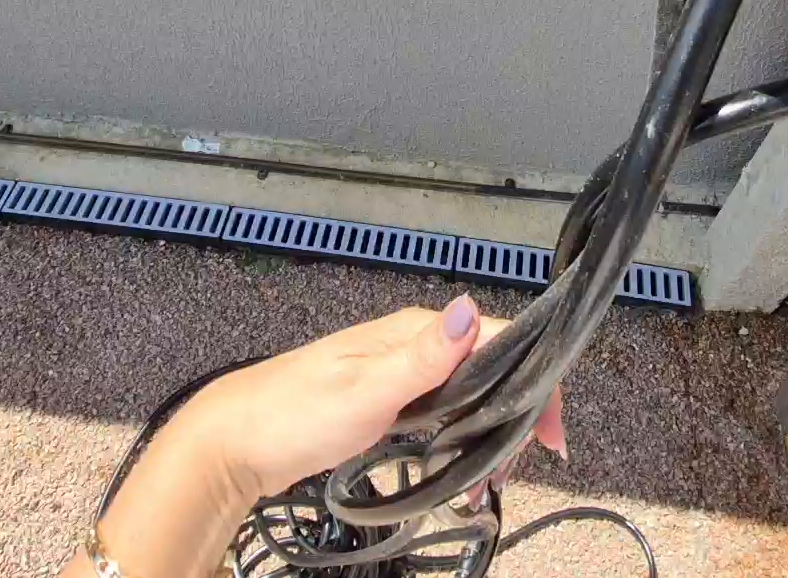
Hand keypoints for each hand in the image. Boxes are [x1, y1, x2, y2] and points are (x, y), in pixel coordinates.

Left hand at [170, 296, 566, 499]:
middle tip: (515, 469)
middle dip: (514, 411)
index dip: (533, 377)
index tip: (551, 435)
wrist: (237, 441)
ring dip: (489, 430)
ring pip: (468, 391)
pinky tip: (461, 472)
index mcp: (416, 330)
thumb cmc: (300, 414)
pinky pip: (442, 411)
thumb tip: (471, 306)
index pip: (496, 336)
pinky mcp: (391, 398)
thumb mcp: (366, 389)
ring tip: (491, 480)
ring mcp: (402, 370)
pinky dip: (461, 438)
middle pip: (488, 366)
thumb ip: (423, 355)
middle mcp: (415, 342)